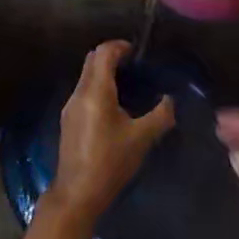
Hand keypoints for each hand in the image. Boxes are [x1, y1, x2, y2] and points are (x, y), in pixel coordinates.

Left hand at [45, 40, 174, 221]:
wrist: (78, 191)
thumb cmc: (111, 162)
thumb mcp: (142, 138)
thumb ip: (160, 115)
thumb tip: (170, 100)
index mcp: (95, 92)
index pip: (103, 53)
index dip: (120, 46)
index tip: (137, 51)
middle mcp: (79, 93)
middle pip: (91, 60)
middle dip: (111, 56)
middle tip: (135, 65)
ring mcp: (70, 106)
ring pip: (86, 76)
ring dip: (104, 73)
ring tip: (129, 84)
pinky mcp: (68, 120)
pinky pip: (83, 91)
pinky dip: (98, 87)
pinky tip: (115, 105)